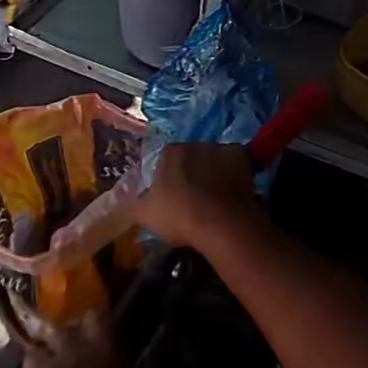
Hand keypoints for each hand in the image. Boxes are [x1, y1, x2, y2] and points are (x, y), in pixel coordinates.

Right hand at [132, 142, 257, 249]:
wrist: (220, 223)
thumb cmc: (179, 216)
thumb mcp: (145, 215)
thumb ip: (134, 205)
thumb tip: (124, 205)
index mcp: (168, 153)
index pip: (166, 161)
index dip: (169, 179)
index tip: (173, 197)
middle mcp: (194, 144)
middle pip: (192, 157)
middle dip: (193, 173)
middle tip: (195, 198)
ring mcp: (220, 149)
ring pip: (215, 159)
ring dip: (215, 172)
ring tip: (217, 199)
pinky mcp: (242, 158)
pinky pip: (238, 164)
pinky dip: (236, 174)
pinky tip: (234, 193)